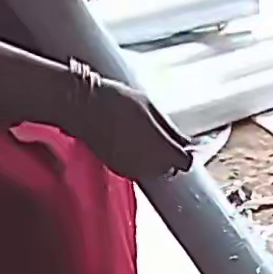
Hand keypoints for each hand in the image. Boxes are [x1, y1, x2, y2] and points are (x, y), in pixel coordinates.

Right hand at [60, 64, 192, 182]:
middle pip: (172, 168)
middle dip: (171, 156)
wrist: (84, 107)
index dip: (187, 154)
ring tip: (143, 136)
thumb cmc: (119, 101)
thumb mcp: (150, 107)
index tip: (185, 145)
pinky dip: (141, 161)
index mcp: (161, 148)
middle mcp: (151, 165)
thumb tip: (188, 144)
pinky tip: (130, 143)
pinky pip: (140, 170)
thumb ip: (171, 130)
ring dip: (157, 159)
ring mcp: (136, 171)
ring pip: (157, 172)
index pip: (185, 162)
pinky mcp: (123, 171)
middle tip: (162, 137)